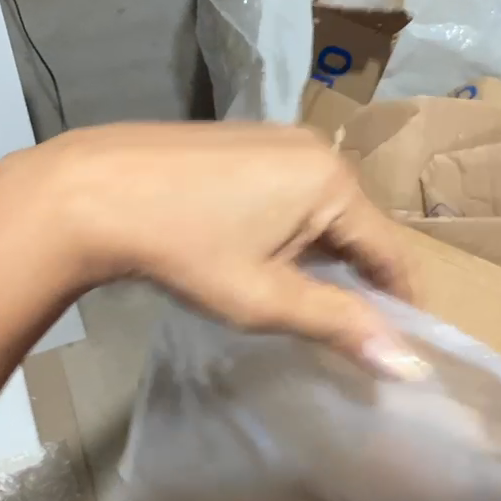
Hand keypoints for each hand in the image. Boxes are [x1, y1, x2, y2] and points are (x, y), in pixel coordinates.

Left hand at [0, 122, 422, 376]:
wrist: (92, 190)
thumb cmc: (185, 248)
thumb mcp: (265, 297)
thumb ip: (340, 324)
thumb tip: (409, 364)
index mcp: (332, 183)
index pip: (391, 250)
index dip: (404, 300)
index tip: (406, 343)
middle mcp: (316, 149)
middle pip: (358, 225)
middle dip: (357, 276)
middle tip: (345, 327)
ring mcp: (278, 136)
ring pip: (323, 205)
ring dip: (322, 251)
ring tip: (301, 295)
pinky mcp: (246, 138)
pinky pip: (291, 187)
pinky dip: (292, 224)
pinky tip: (262, 251)